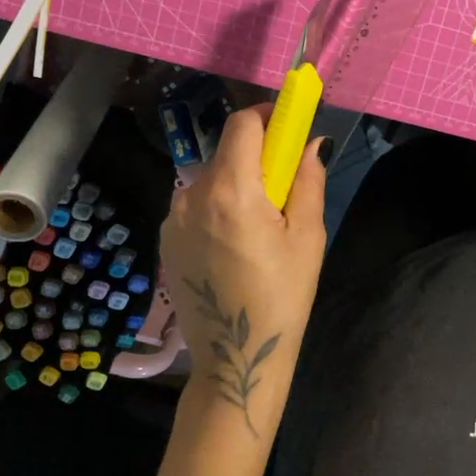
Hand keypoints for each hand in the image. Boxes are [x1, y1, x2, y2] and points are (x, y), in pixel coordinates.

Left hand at [161, 106, 326, 434]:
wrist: (235, 360)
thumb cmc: (283, 297)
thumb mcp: (308, 237)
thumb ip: (307, 181)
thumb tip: (310, 143)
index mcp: (231, 192)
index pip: (242, 124)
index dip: (267, 116)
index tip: (288, 128)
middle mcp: (192, 196)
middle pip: (228, 152)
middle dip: (257, 158)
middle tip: (283, 190)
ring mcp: (173, 219)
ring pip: (211, 179)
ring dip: (236, 185)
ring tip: (259, 227)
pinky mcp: (165, 240)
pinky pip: (196, 205)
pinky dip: (217, 208)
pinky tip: (234, 245)